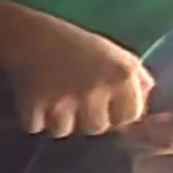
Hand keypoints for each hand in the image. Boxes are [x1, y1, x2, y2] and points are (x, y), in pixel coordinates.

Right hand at [2, 17, 153, 137]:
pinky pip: (34, 127)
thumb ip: (137, 84)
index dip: (117, 117)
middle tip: (77, 111)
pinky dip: (32, 121)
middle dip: (86, 122)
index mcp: (122, 77)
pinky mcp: (31, 106)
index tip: (105, 112)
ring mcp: (61, 100)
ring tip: (54, 110)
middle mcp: (94, 91)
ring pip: (62, 131)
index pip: (129, 116)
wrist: (35, 40)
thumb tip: (140, 111)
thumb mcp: (121, 59)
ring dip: (58, 123)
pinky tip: (34, 108)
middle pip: (95, 128)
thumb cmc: (81, 48)